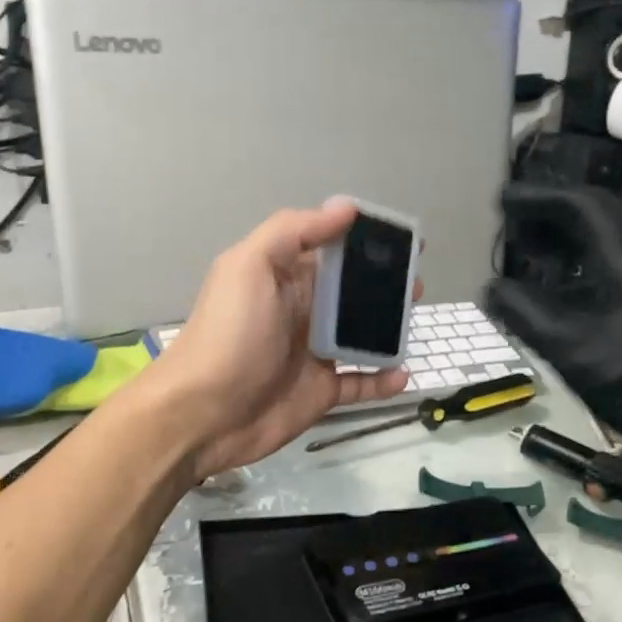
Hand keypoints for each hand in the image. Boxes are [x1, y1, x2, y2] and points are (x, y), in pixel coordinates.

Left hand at [148, 199, 411, 477]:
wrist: (203, 415)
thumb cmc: (228, 337)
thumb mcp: (250, 268)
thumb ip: (294, 232)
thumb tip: (345, 207)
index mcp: (282, 276)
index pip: (329, 249)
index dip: (364, 241)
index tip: (404, 238)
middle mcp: (299, 311)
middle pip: (350, 292)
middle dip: (384, 286)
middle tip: (418, 284)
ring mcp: (312, 354)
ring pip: (360, 336)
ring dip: (389, 327)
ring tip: (415, 320)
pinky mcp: (320, 392)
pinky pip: (360, 382)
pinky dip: (383, 379)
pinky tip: (404, 374)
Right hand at [485, 183, 621, 491]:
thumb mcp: (570, 352)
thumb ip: (525, 314)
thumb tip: (491, 288)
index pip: (581, 204)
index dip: (538, 199)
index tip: (502, 202)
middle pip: (598, 209)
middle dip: (552, 211)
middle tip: (514, 223)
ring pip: (611, 229)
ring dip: (570, 231)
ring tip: (533, 249)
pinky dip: (587, 252)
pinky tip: (566, 277)